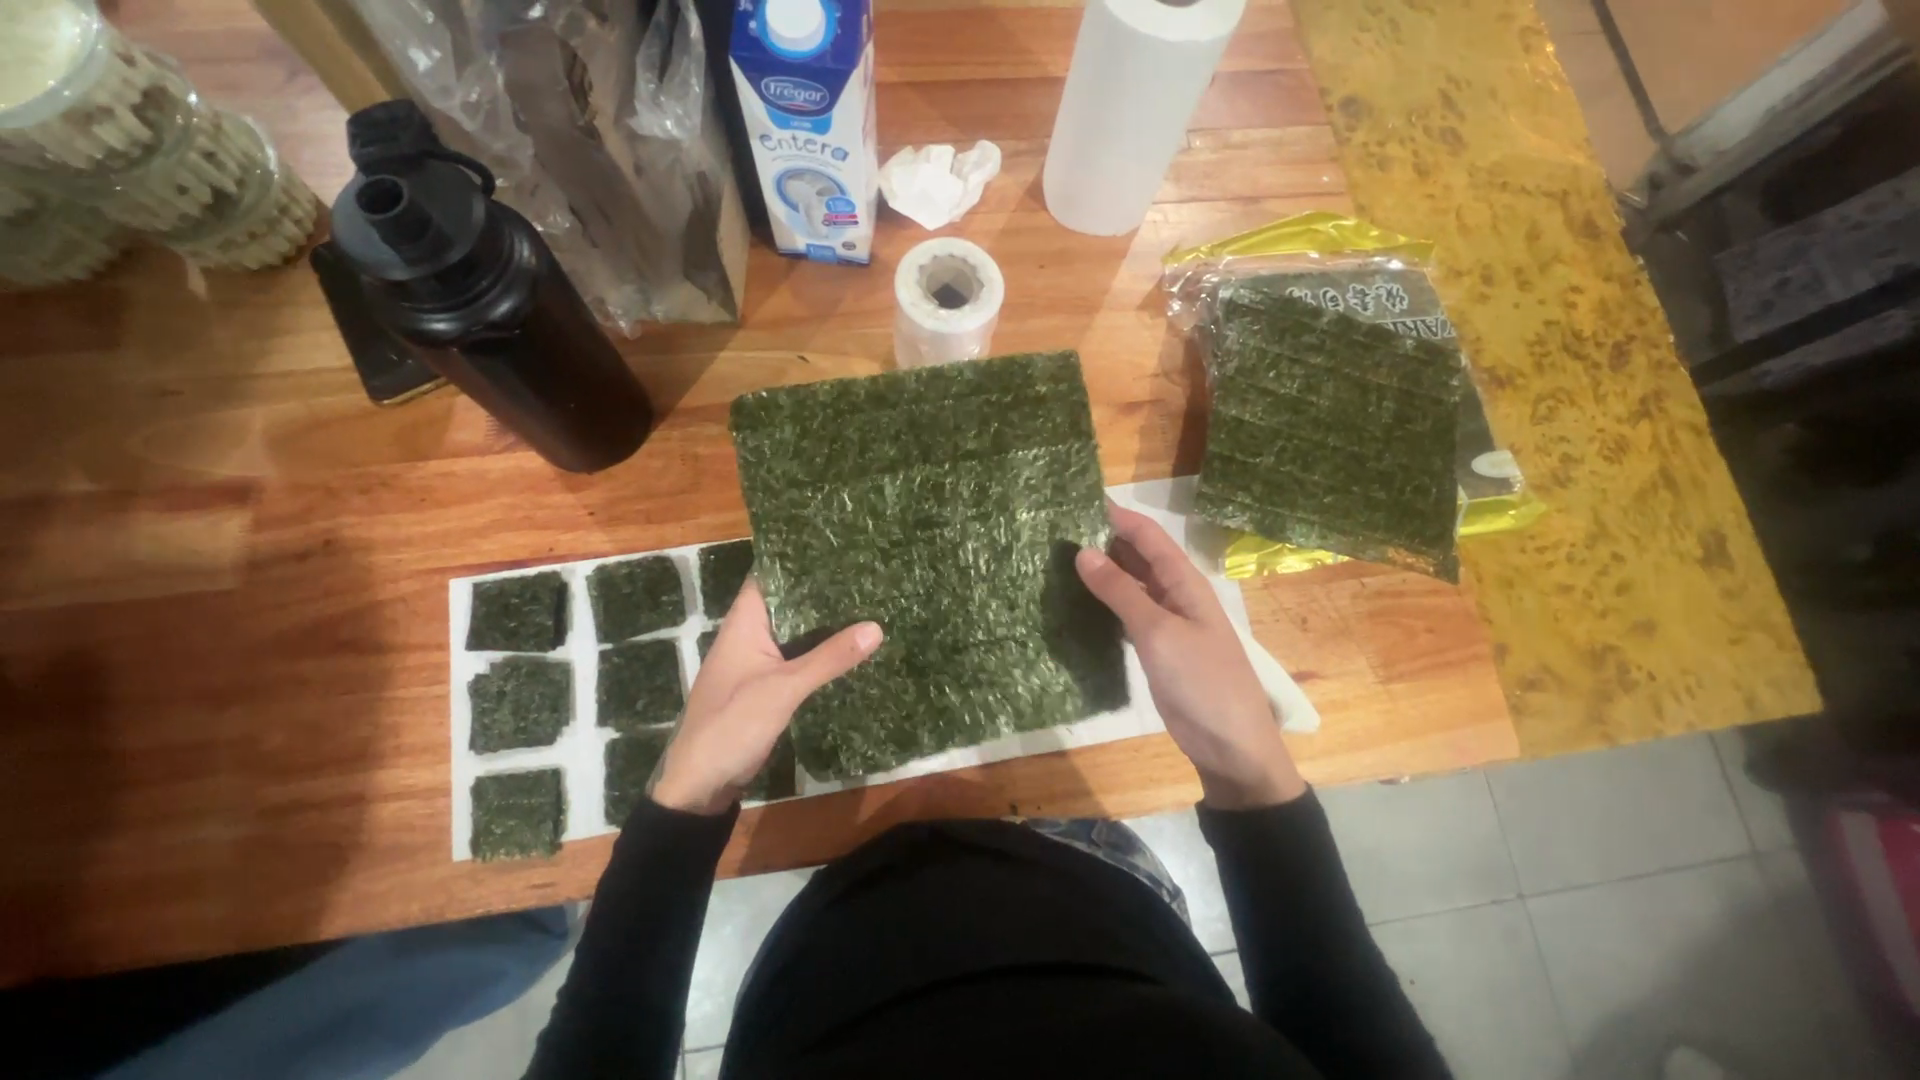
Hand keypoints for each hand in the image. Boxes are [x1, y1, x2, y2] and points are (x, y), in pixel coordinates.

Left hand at [652, 579, 881, 814]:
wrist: (700, 782)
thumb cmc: (732, 724)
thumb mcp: (783, 689)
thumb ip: (829, 658)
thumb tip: (877, 627)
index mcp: (744, 623)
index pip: (771, 574)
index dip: (800, 557)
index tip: (841, 545)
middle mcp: (750, 635)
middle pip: (788, 601)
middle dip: (823, 590)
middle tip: (869, 573)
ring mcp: (758, 662)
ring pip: (796, 631)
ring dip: (825, 622)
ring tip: (871, 602)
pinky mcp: (767, 686)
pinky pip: (798, 658)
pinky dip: (821, 651)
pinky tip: (853, 648)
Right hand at [1075, 504, 1306, 809]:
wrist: (1231, 743)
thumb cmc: (1202, 681)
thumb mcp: (1158, 633)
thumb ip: (1121, 592)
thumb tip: (1082, 552)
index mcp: (1184, 582)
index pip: (1147, 535)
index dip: (1115, 514)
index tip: (1074, 499)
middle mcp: (1175, 594)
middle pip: (1137, 556)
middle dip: (1102, 539)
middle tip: (1054, 529)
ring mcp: (1166, 622)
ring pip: (1130, 585)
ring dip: (1100, 571)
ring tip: (1055, 559)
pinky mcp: (1156, 648)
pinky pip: (1127, 614)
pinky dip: (1103, 604)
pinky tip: (1075, 602)